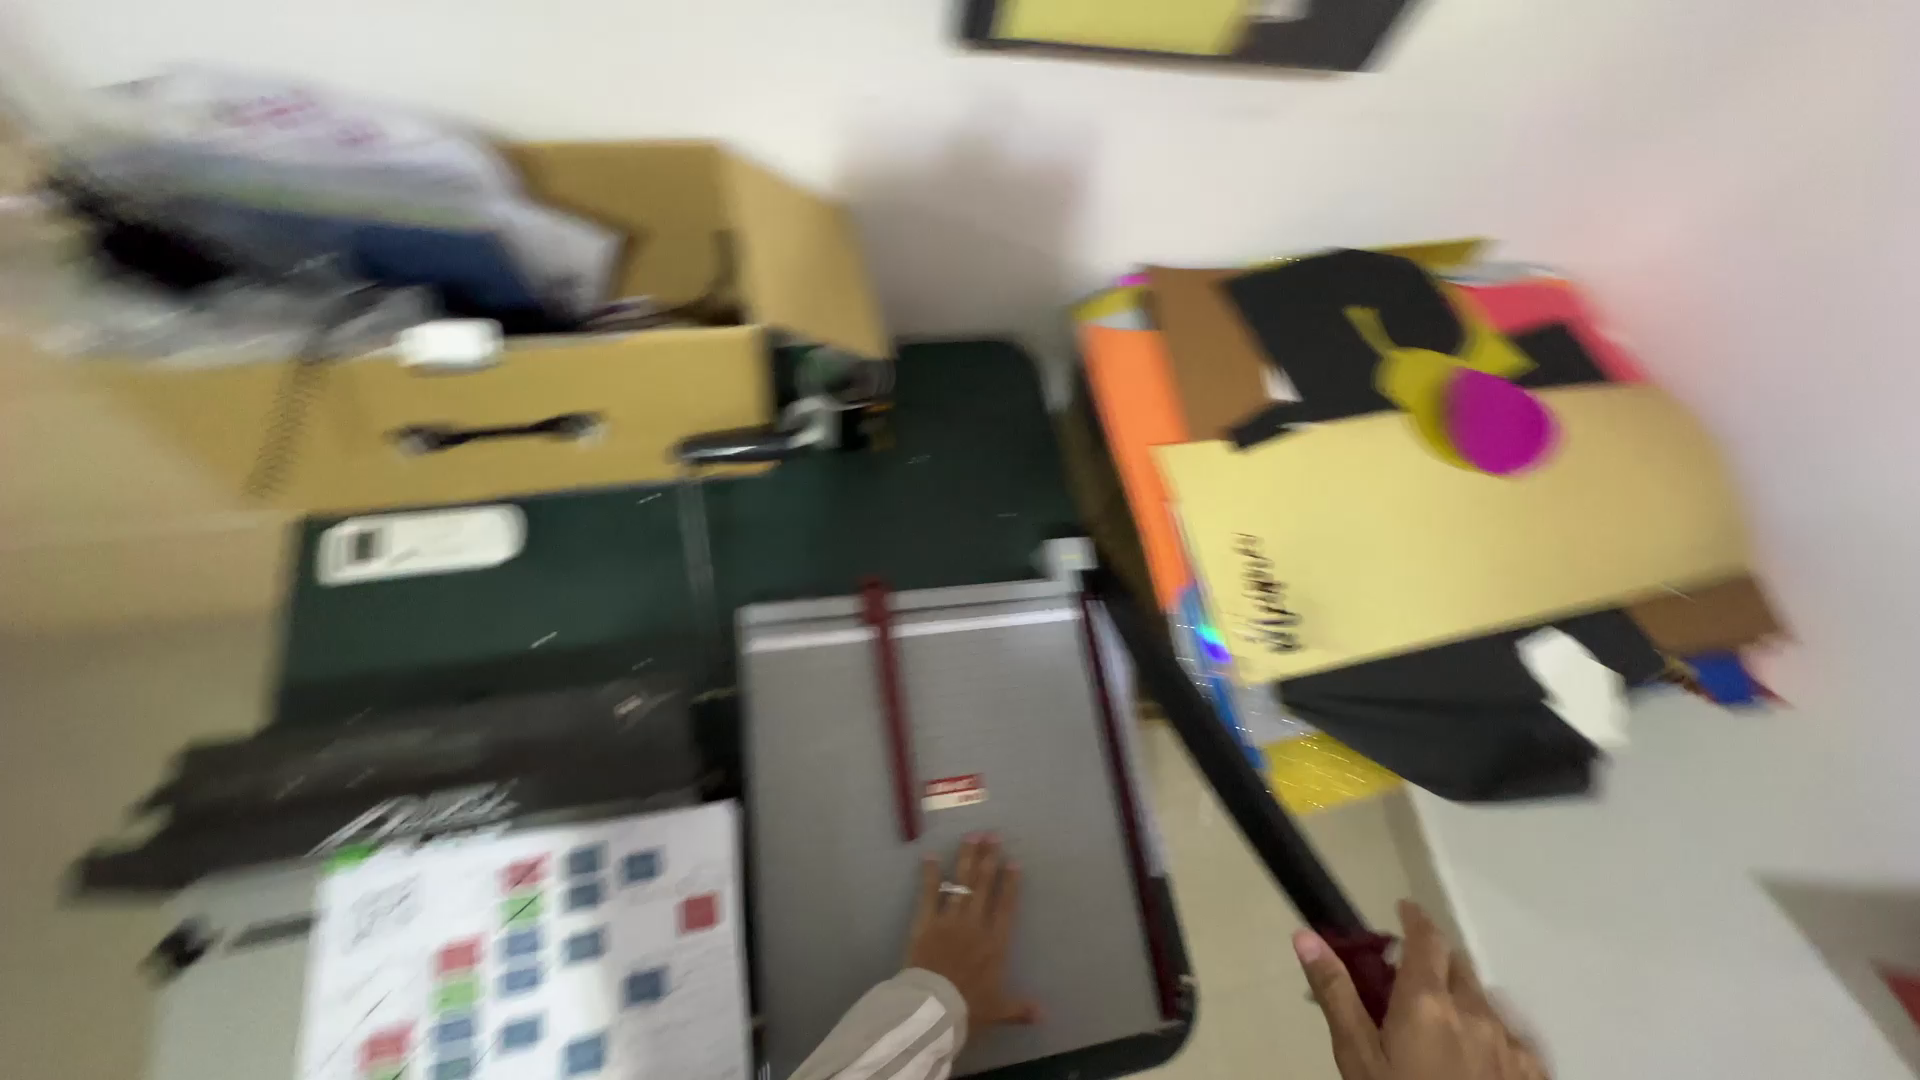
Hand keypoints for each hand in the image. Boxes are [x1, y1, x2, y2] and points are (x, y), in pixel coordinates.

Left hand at [905, 832, 1041, 1028]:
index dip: (1010, 883)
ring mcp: (949, 921)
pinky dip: (929, 874)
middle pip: (984, 886)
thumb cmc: (968, 1010)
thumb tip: (1045, 1014)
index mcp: (994, 944)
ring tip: (971, 836)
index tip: (1014, 861)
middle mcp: (974, 925)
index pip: (1005, 907)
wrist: (934, 1010)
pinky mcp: (926, 923)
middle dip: (989, 858)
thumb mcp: (997, 1010)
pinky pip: (928, 894)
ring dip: (966, 858)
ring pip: (961, 883)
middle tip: (992, 834)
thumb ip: (1020, 1008)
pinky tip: (929, 856)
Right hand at [1295, 900, 1548, 1079]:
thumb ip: (1335, 993)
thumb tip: (1305, 935)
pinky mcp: (1535, 1077)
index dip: (1414, 918)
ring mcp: (1512, 1047)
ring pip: (1484, 1001)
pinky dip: (1490, 1031)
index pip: (1426, 938)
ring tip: (1439, 1023)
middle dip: (1434, 959)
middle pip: (1458, 964)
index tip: (1403, 909)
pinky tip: (1475, 1056)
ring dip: (1460, 996)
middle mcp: (1475, 1013)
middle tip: (1407, 976)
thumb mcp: (1357, 1057)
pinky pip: (1513, 1037)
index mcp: (1426, 1001)